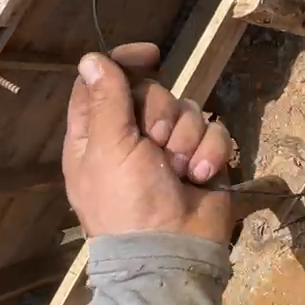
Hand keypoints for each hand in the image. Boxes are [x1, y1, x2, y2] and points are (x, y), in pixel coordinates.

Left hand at [63, 44, 232, 243]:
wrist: (173, 249)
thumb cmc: (128, 201)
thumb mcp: (109, 149)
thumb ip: (106, 100)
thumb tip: (91, 57)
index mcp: (97, 135)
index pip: (105, 81)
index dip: (125, 63)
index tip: (151, 55)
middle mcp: (133, 136)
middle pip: (153, 92)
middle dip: (162, 115)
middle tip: (157, 144)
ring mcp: (170, 147)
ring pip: (188, 110)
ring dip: (187, 139)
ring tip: (180, 170)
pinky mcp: (202, 156)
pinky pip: (213, 132)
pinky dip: (209, 152)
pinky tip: (200, 176)